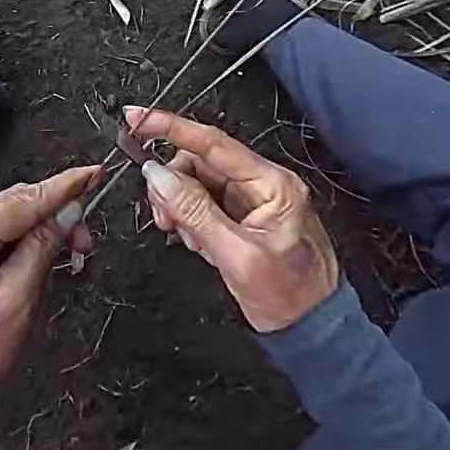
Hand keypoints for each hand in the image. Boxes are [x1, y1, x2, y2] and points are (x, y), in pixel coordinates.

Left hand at [0, 165, 98, 449]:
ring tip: (72, 252)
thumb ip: (43, 247)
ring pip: (6, 221)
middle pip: (13, 206)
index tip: (92, 174)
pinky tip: (43, 256)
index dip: (64, 187)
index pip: (22, 200)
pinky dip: (23, 243)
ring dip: (41, 230)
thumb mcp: (17, 302)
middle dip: (55, 214)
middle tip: (88, 235)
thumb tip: (67, 212)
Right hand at [127, 106, 338, 331]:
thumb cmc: (291, 296)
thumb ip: (195, 212)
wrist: (311, 331)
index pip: (213, 144)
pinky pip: (199, 202)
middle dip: (172, 185)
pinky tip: (196, 241)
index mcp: (272, 184)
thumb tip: (159, 177)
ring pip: (194, 182)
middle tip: (163, 216)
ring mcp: (249, 200)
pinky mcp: (239, 216)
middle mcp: (261, 185)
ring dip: (177, 206)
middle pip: (198, 163)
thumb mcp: (237, 255)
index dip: (171, 127)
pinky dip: (187, 219)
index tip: (138, 119)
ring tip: (184, 236)